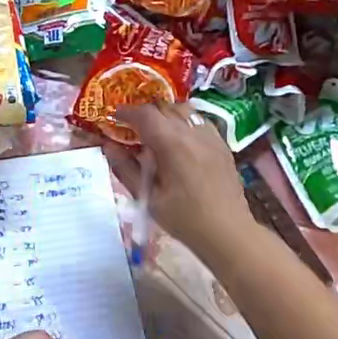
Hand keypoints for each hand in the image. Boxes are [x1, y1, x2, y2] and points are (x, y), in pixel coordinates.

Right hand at [103, 103, 257, 253]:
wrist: (228, 232)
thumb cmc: (184, 219)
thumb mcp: (148, 197)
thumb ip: (126, 168)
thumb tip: (109, 146)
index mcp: (172, 143)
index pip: (145, 114)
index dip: (126, 112)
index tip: (114, 117)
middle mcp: (192, 132)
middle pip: (164, 107)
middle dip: (145, 113)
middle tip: (132, 128)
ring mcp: (211, 135)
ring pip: (184, 109)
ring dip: (166, 114)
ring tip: (156, 132)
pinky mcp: (222, 144)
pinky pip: (199, 121)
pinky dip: (184, 123)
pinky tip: (179, 142)